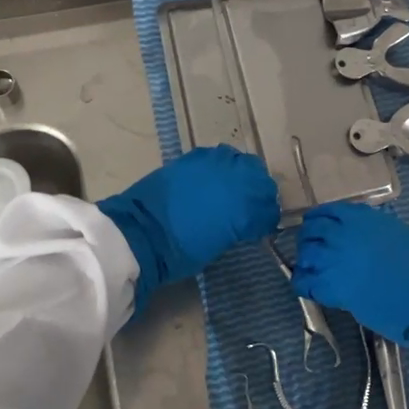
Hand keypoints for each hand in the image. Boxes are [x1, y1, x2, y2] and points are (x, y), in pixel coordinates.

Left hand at [95, 145, 278, 309]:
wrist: (140, 233)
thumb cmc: (179, 252)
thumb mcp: (218, 245)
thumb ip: (237, 227)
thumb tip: (245, 222)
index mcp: (244, 209)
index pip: (269, 210)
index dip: (266, 219)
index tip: (260, 227)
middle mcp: (236, 180)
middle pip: (261, 180)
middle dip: (259, 193)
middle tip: (251, 207)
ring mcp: (215, 164)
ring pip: (243, 162)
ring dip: (243, 175)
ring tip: (233, 189)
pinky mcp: (195, 157)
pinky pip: (219, 157)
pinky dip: (222, 167)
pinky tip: (214, 179)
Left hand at [292, 202, 408, 371]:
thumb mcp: (392, 230)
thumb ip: (368, 227)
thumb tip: (355, 233)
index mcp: (358, 217)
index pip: (324, 212)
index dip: (317, 221)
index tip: (316, 228)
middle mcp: (340, 234)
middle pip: (310, 232)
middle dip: (308, 240)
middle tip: (311, 250)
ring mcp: (333, 261)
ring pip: (305, 256)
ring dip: (305, 261)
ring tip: (309, 270)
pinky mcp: (332, 288)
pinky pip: (306, 283)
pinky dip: (303, 283)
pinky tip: (307, 287)